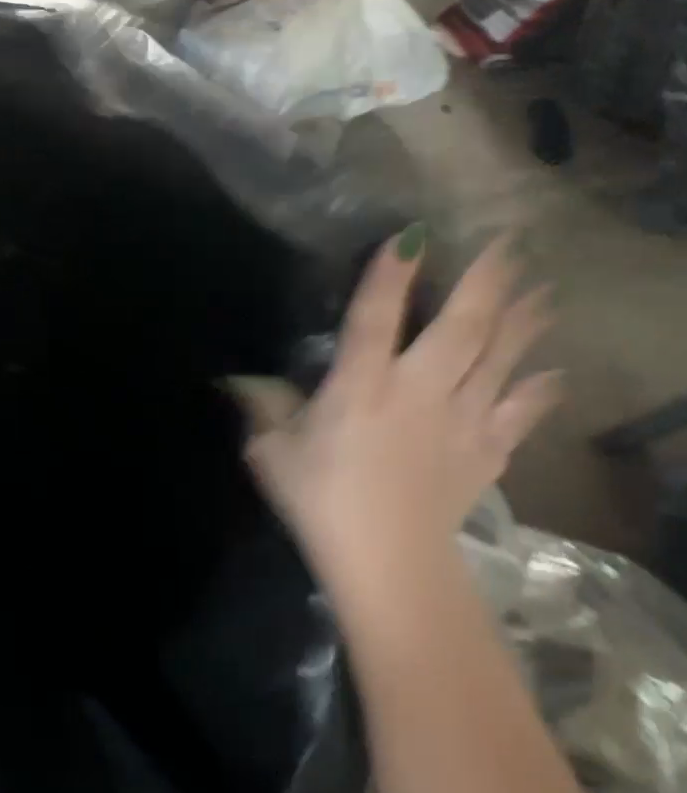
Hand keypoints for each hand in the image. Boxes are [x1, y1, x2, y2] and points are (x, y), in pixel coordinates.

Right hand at [241, 229, 560, 571]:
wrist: (387, 557)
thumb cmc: (317, 498)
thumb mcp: (271, 451)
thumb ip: (263, 407)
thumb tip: (238, 379)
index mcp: (359, 387)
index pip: (374, 319)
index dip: (390, 276)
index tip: (411, 235)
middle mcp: (418, 391)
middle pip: (460, 328)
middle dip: (486, 282)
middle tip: (509, 245)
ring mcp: (462, 419)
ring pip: (501, 358)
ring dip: (523, 321)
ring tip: (542, 290)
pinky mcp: (488, 449)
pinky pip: (521, 410)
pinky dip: (539, 389)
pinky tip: (553, 373)